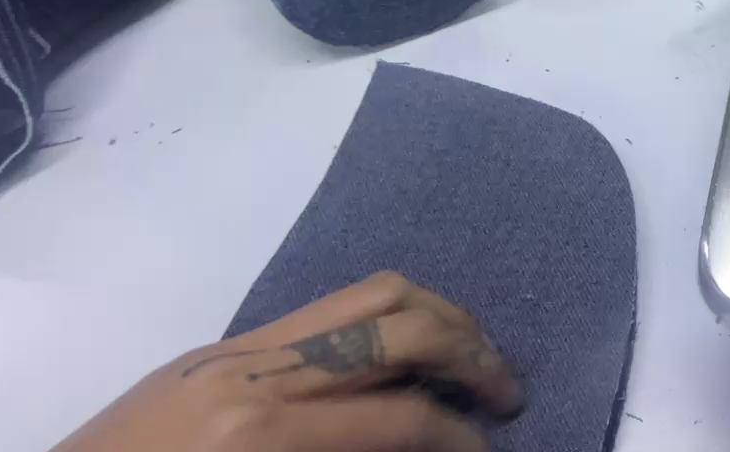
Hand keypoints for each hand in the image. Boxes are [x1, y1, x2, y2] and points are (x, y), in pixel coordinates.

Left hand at [52, 271, 522, 451]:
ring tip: (471, 346)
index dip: (458, 433)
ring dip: (442, 314)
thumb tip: (423, 438)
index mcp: (258, 437)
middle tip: (504, 384)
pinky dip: (392, 313)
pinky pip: (333, 304)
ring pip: (377, 292)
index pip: (398, 418)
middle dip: (471, 353)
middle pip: (402, 330)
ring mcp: (239, 347)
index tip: (489, 445)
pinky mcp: (224, 343)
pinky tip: (408, 342)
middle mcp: (259, 373)